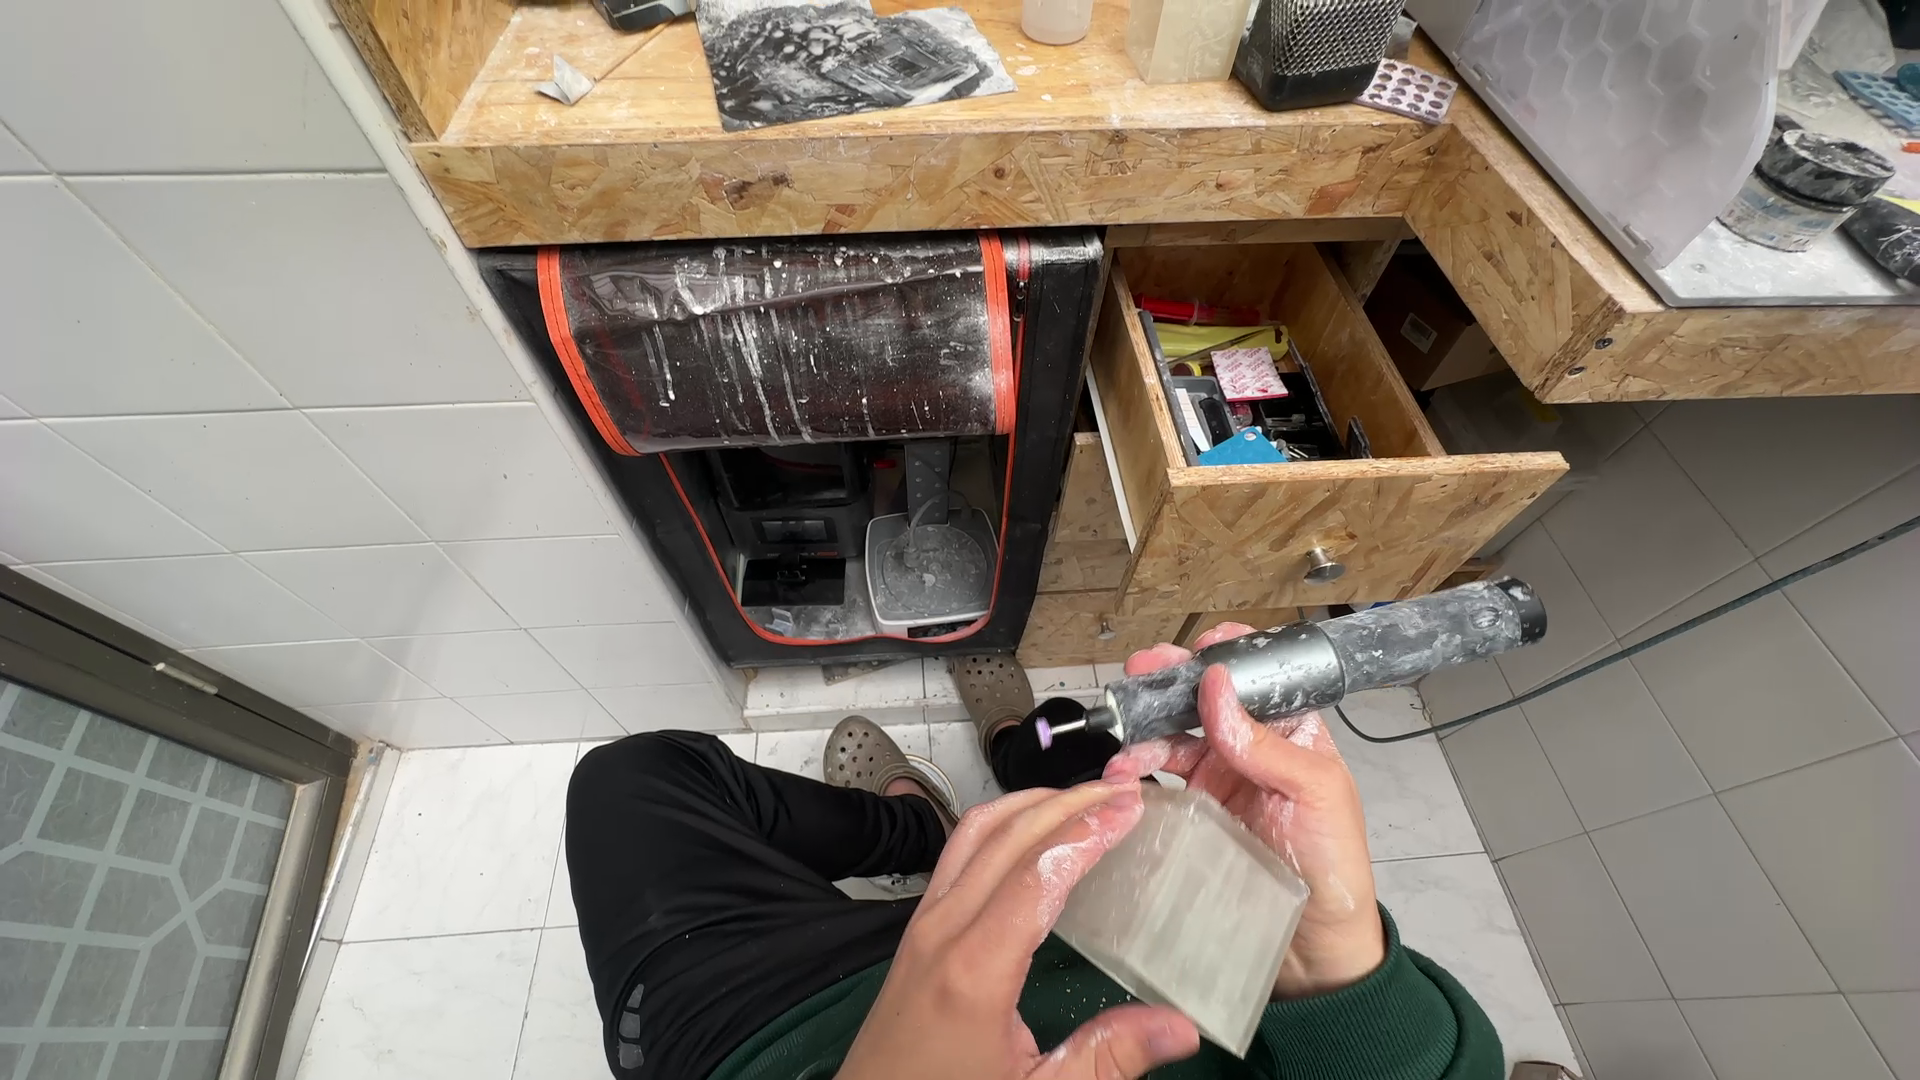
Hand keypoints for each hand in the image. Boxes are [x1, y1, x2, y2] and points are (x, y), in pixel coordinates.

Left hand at [838, 781, 1200, 1079]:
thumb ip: (1108, 1057)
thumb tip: (1181, 1027)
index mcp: (975, 968)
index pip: (1039, 872)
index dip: (1088, 831)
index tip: (1131, 806)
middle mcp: (943, 926)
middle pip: (1008, 835)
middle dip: (1068, 802)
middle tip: (1120, 789)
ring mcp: (923, 920)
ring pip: (976, 831)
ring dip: (1030, 801)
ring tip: (1082, 795)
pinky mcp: (916, 925)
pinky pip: (958, 850)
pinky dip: (1000, 821)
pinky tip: (1029, 829)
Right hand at [1101, 624, 1385, 999]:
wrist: (1312, 944)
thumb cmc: (1334, 865)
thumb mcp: (1316, 795)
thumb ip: (1267, 742)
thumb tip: (1219, 686)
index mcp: (1292, 728)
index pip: (1258, 675)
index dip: (1228, 652)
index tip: (1200, 648)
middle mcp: (1252, 741)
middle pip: (1206, 693)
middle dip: (1172, 676)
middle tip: (1144, 671)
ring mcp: (1220, 768)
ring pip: (1175, 727)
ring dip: (1146, 720)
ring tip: (1125, 727)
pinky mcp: (1196, 798)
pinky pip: (1160, 767)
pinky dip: (1137, 760)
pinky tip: (1125, 764)